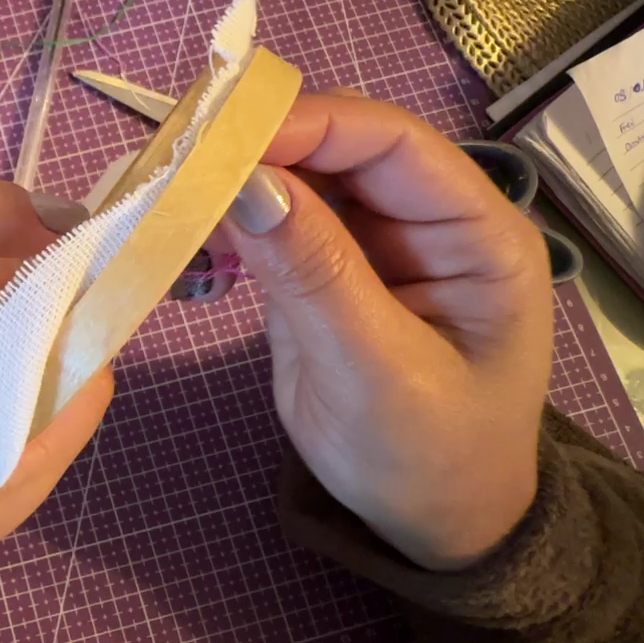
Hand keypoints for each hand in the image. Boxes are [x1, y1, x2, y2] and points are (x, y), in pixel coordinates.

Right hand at [219, 94, 553, 570]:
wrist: (418, 517)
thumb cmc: (427, 456)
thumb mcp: (376, 372)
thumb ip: (317, 274)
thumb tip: (247, 184)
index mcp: (473, 232)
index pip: (390, 142)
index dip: (308, 125)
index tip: (222, 141)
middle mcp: (419, 217)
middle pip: (333, 146)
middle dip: (257, 146)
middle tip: (179, 162)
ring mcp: (364, 238)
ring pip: (291, 175)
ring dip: (230, 179)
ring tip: (170, 193)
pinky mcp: (317, 261)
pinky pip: (266, 217)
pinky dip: (223, 216)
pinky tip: (186, 229)